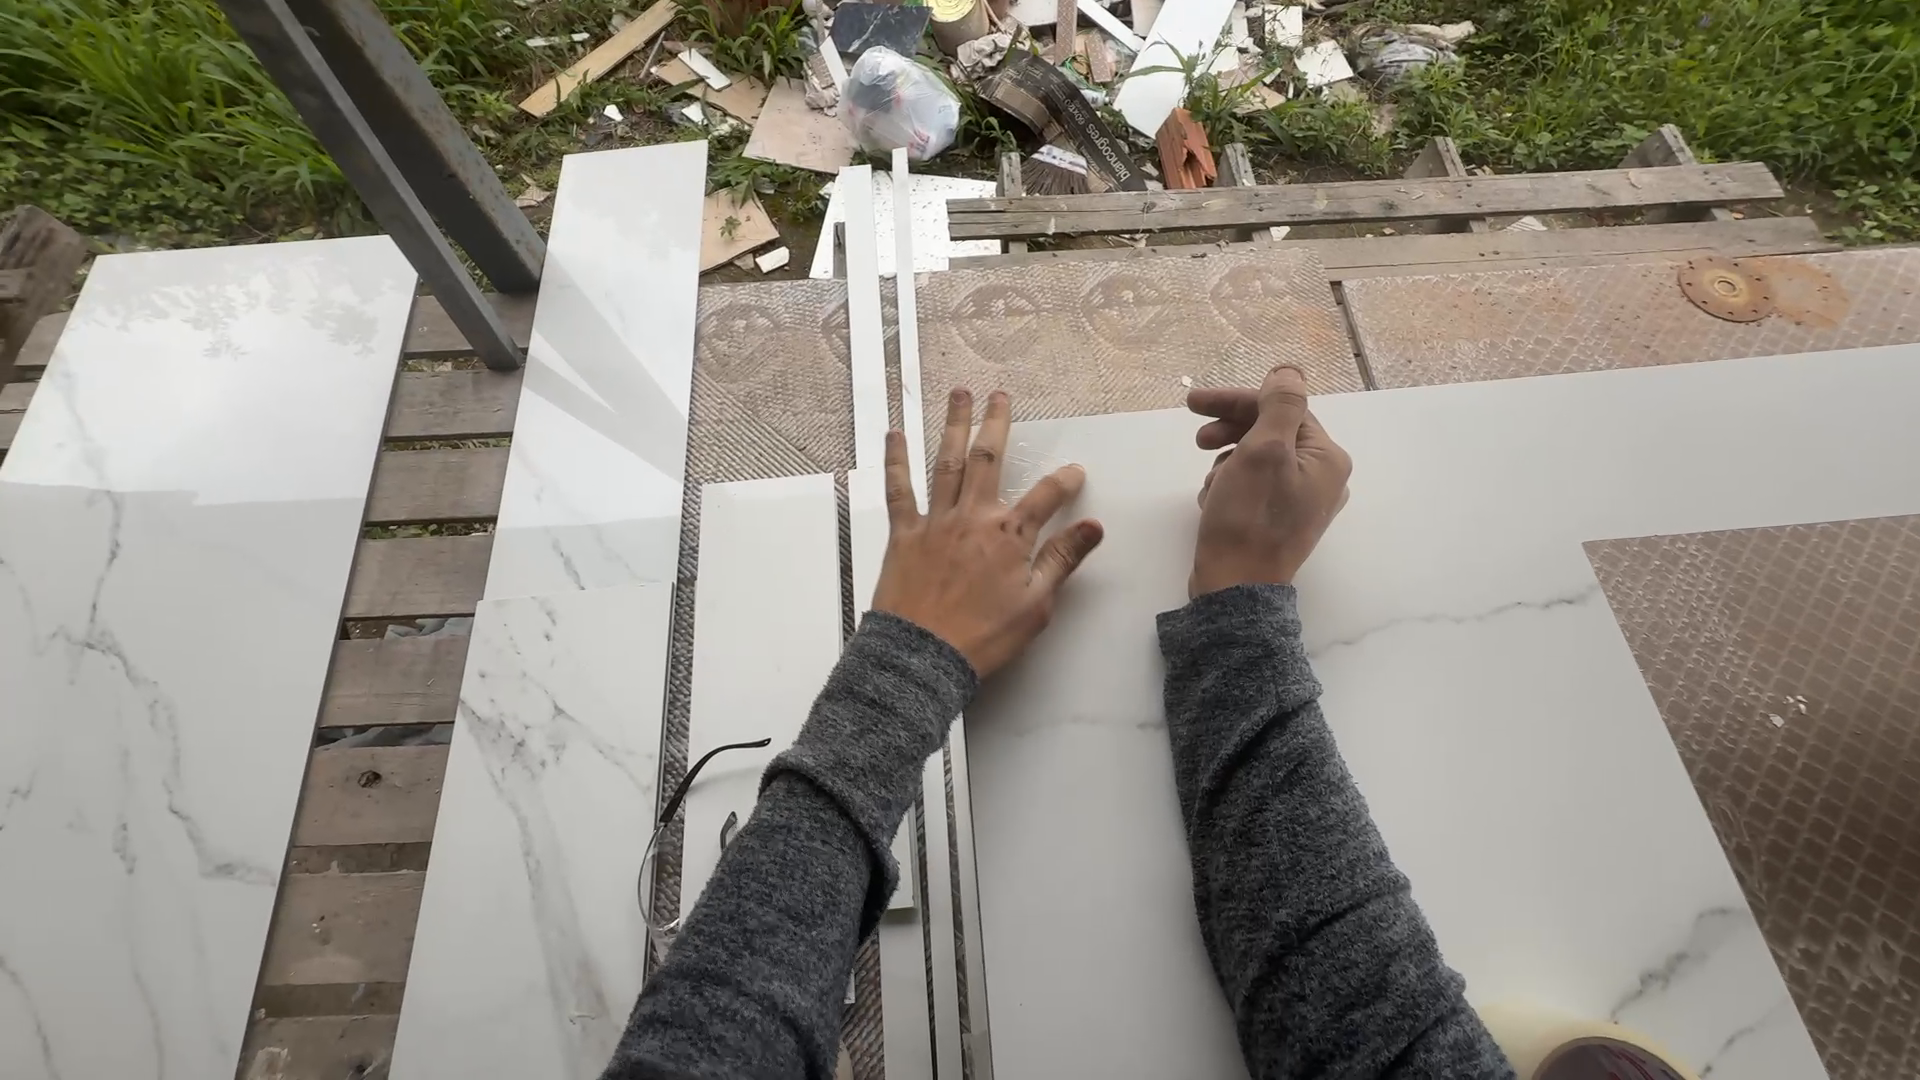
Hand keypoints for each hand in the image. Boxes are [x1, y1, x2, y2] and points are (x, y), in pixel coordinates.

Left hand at [872, 388, 1104, 677]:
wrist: (924, 656)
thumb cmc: (982, 637)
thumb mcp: (1037, 605)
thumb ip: (1062, 560)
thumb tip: (1093, 529)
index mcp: (1010, 536)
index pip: (1046, 497)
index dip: (1064, 481)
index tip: (1074, 472)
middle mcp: (974, 518)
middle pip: (988, 460)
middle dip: (996, 425)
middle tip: (999, 396)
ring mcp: (937, 522)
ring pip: (947, 463)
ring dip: (953, 426)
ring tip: (958, 395)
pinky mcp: (905, 534)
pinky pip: (899, 490)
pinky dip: (896, 460)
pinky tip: (894, 435)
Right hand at [1185, 366, 1351, 596]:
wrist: (1235, 588)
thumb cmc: (1249, 518)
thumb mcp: (1263, 451)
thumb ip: (1278, 405)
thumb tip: (1288, 370)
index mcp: (1326, 459)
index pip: (1281, 409)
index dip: (1236, 402)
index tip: (1192, 403)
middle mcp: (1322, 479)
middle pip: (1271, 434)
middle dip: (1230, 434)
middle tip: (1196, 441)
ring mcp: (1301, 504)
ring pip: (1257, 461)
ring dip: (1227, 463)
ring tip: (1210, 484)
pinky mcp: (1277, 523)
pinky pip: (1253, 487)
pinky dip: (1230, 486)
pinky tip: (1214, 502)